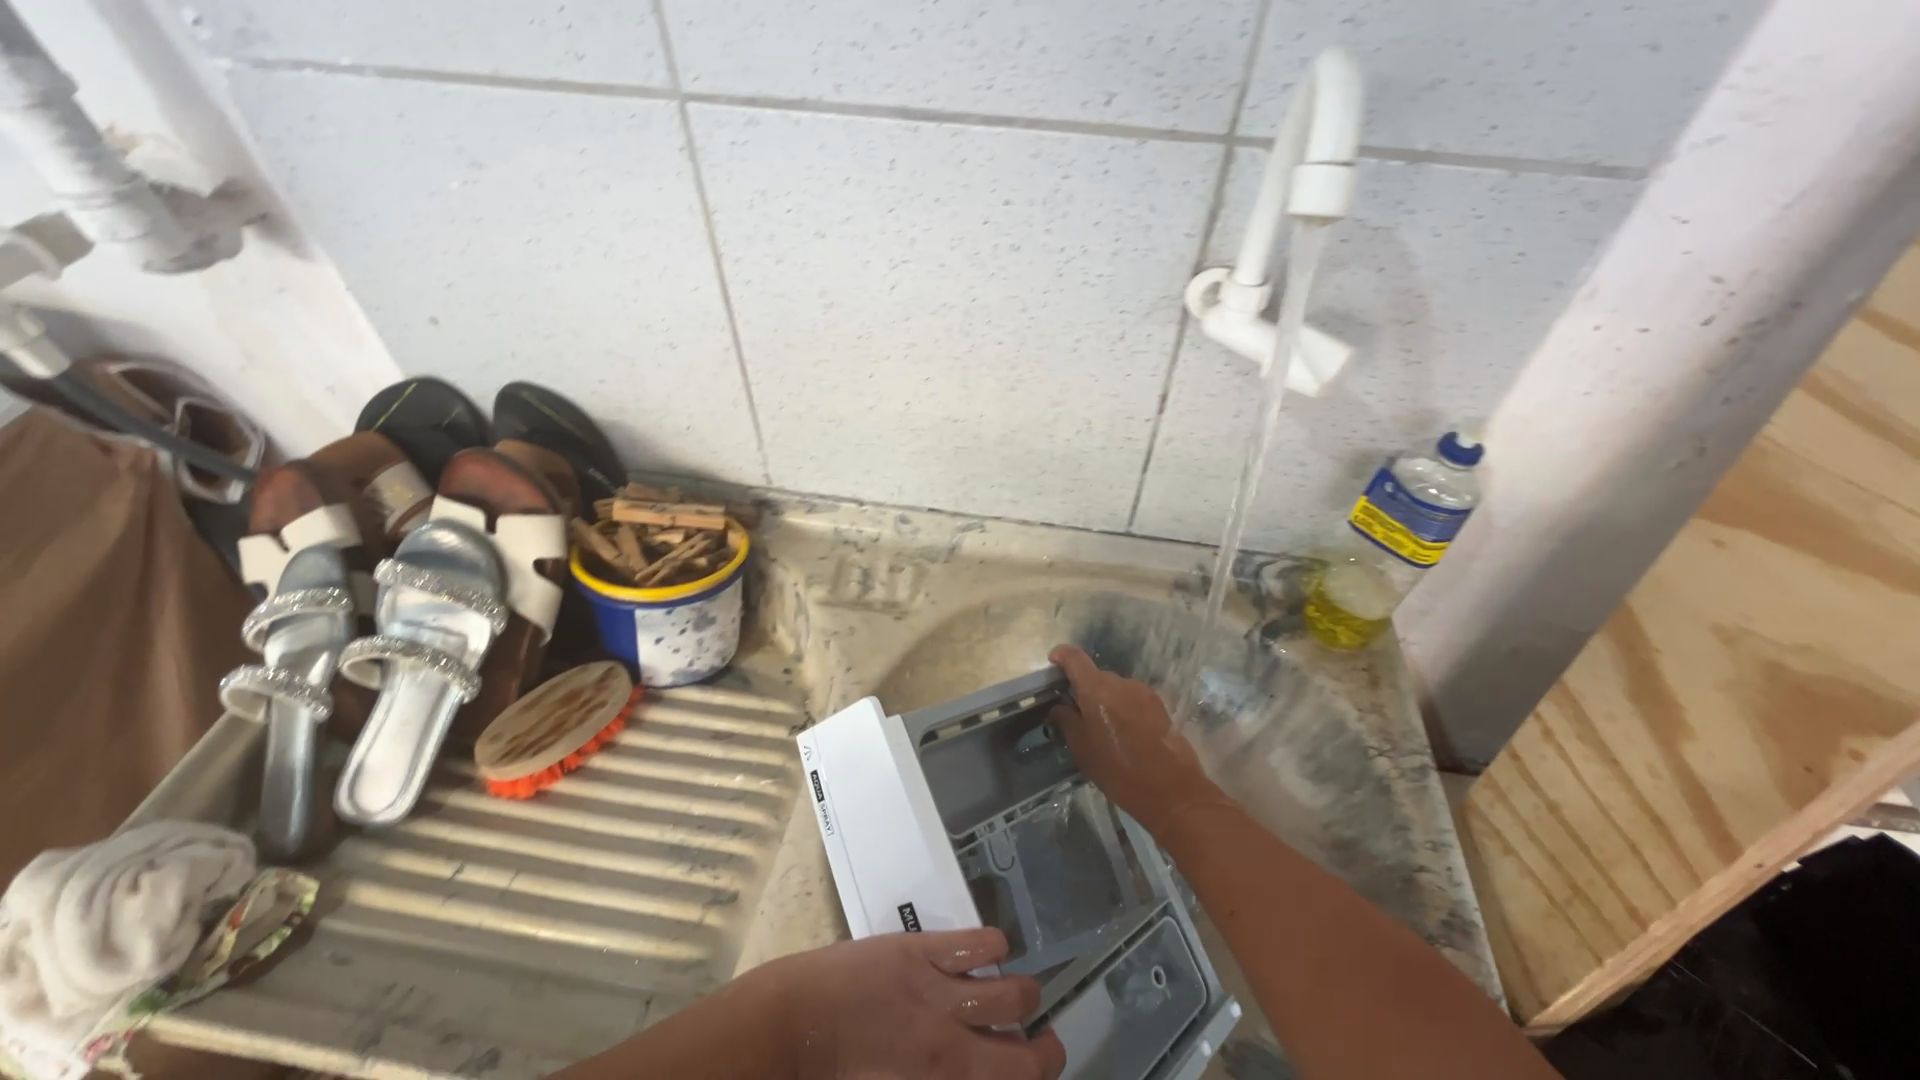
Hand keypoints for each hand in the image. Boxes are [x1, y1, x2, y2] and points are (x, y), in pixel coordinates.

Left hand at [757, 927, 1064, 1079]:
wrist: (788, 1026)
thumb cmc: (836, 1074)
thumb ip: (944, 1075)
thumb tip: (970, 1066)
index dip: (1039, 1073)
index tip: (1036, 1065)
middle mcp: (952, 1041)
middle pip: (1029, 1050)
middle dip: (1044, 1048)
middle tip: (1036, 1038)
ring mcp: (939, 991)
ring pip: (1015, 992)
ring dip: (1020, 996)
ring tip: (1009, 994)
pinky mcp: (920, 949)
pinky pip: (979, 943)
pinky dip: (993, 947)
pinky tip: (986, 953)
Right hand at [1048, 644, 1231, 836]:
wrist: (1171, 790)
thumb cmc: (1119, 771)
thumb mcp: (1083, 750)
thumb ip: (1067, 722)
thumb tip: (1059, 707)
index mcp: (1097, 690)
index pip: (1075, 658)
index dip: (1062, 655)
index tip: (1053, 663)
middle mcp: (1121, 683)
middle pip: (1096, 675)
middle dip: (1083, 688)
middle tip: (1075, 712)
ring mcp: (1144, 693)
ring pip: (1115, 688)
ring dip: (1104, 699)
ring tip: (1101, 727)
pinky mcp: (1159, 706)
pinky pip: (1132, 698)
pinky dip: (1122, 707)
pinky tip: (1122, 732)